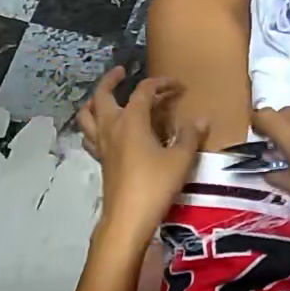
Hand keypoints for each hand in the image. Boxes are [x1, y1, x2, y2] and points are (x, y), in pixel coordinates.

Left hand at [77, 67, 206, 245]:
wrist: (127, 219)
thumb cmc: (154, 185)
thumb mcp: (179, 160)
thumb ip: (189, 137)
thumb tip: (201, 119)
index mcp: (131, 121)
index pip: (143, 91)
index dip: (161, 84)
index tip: (178, 86)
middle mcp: (111, 127)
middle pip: (102, 95)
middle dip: (111, 80)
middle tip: (122, 71)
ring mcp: (102, 144)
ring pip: (88, 115)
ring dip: (96, 101)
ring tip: (108, 98)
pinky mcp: (101, 161)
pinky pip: (91, 135)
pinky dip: (95, 126)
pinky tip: (106, 131)